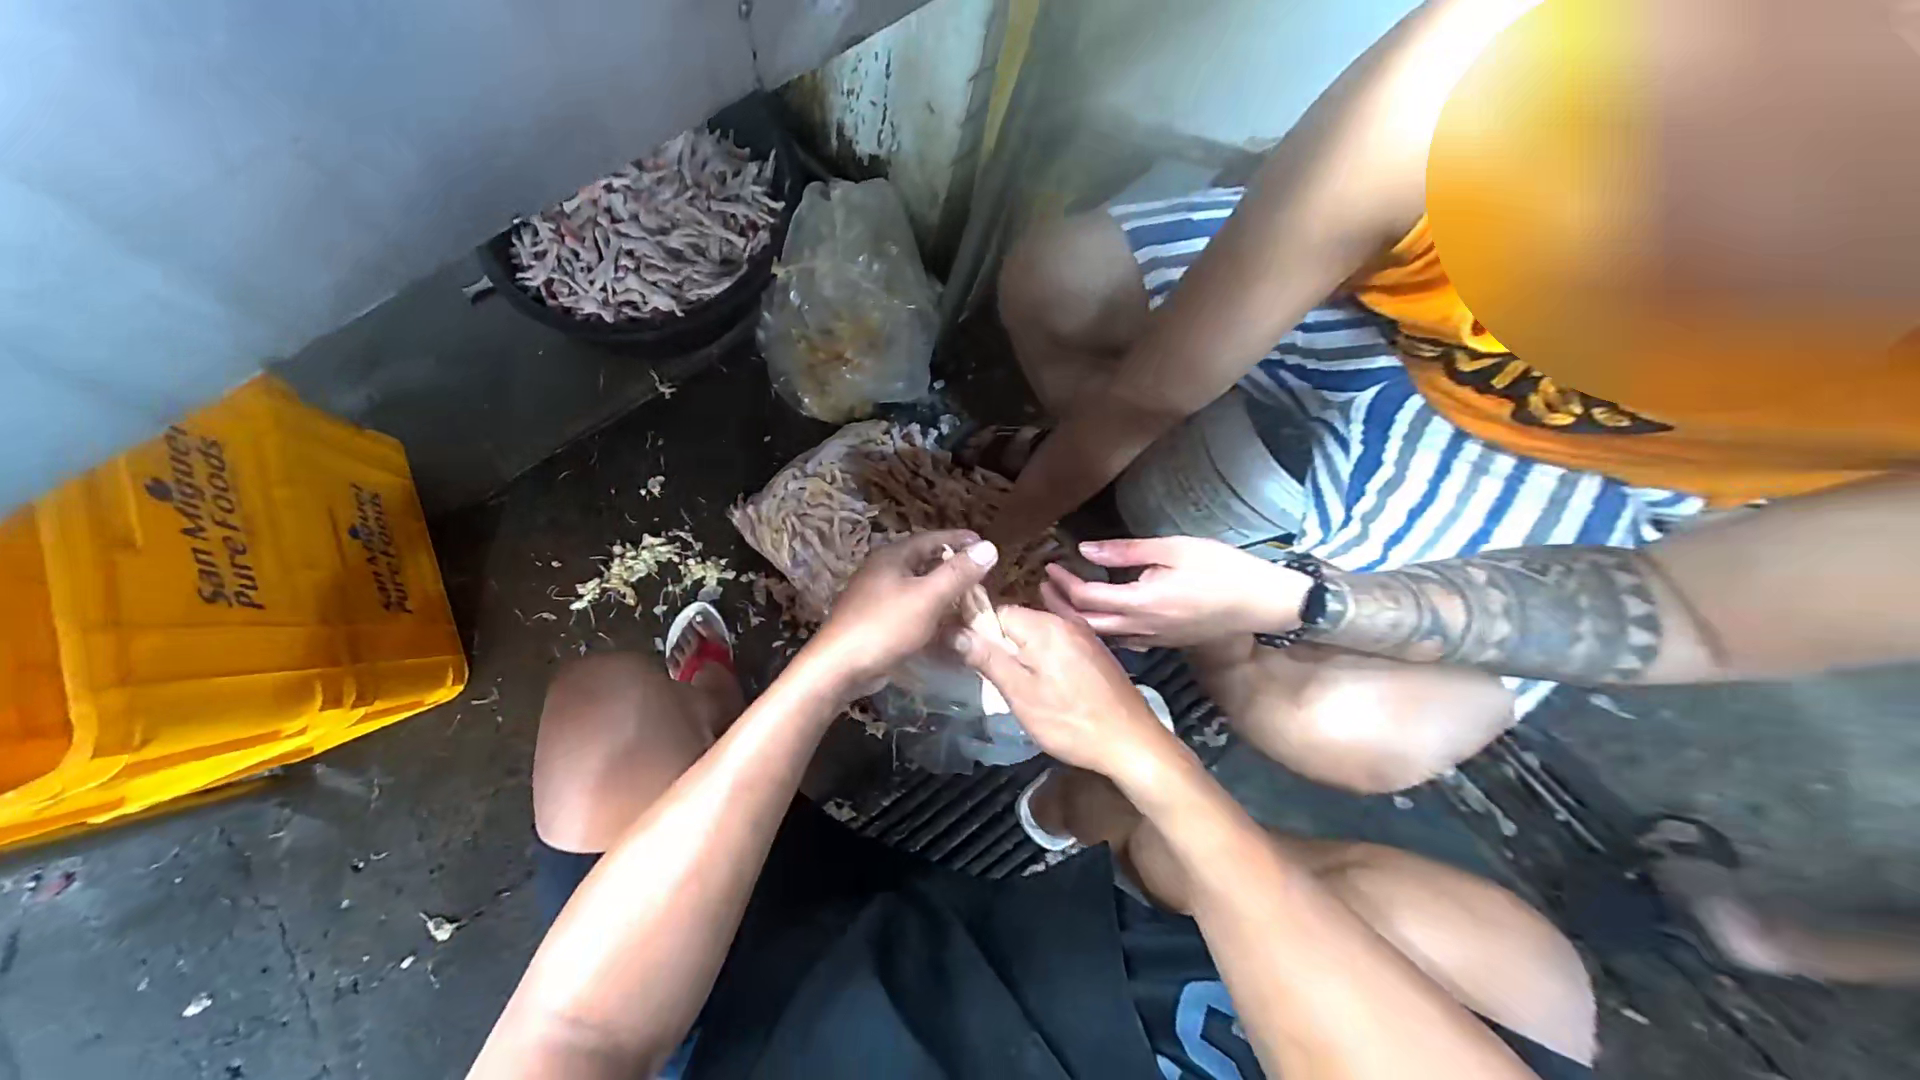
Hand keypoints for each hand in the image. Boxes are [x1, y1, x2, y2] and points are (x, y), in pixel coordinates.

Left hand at [804, 530, 998, 692]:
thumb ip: (958, 573)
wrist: (838, 668)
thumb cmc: (884, 626)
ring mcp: (876, 598)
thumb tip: (989, 546)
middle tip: (981, 578)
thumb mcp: (928, 597)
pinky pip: (910, 612)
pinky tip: (946, 630)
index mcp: (892, 557)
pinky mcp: (876, 623)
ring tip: (970, 605)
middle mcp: (883, 572)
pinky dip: (931, 617)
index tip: (984, 544)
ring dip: (944, 596)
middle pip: (925, 564)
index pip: (932, 538)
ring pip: (918, 590)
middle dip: (954, 570)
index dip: (959, 539)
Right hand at [950, 605, 1187, 786]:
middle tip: (986, 672)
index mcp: (1044, 626)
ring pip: (1037, 633)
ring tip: (1009, 677)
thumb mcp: (1021, 694)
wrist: (1132, 744)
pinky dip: (1042, 654)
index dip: (976, 630)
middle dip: (999, 641)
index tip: (965, 653)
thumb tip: (954, 631)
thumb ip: (988, 659)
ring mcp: (1083, 636)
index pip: (996, 612)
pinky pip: (1057, 642)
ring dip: (1021, 650)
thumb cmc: (1071, 722)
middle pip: (1018, 620)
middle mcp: (1065, 622)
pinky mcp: (1094, 653)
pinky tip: (1038, 674)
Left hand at [1042, 537, 1311, 646]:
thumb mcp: (1174, 549)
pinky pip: (1122, 642)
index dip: (1063, 584)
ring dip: (1078, 620)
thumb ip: (1126, 551)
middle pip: (1087, 624)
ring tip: (1062, 603)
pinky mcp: (1164, 643)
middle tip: (1045, 589)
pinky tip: (1099, 622)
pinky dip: (1102, 631)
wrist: (1264, 604)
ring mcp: (1153, 640)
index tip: (1050, 567)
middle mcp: (1141, 627)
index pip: (1087, 597)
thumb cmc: (1222, 569)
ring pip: (1103, 637)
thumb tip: (1084, 550)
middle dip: (1060, 607)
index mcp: (1140, 602)